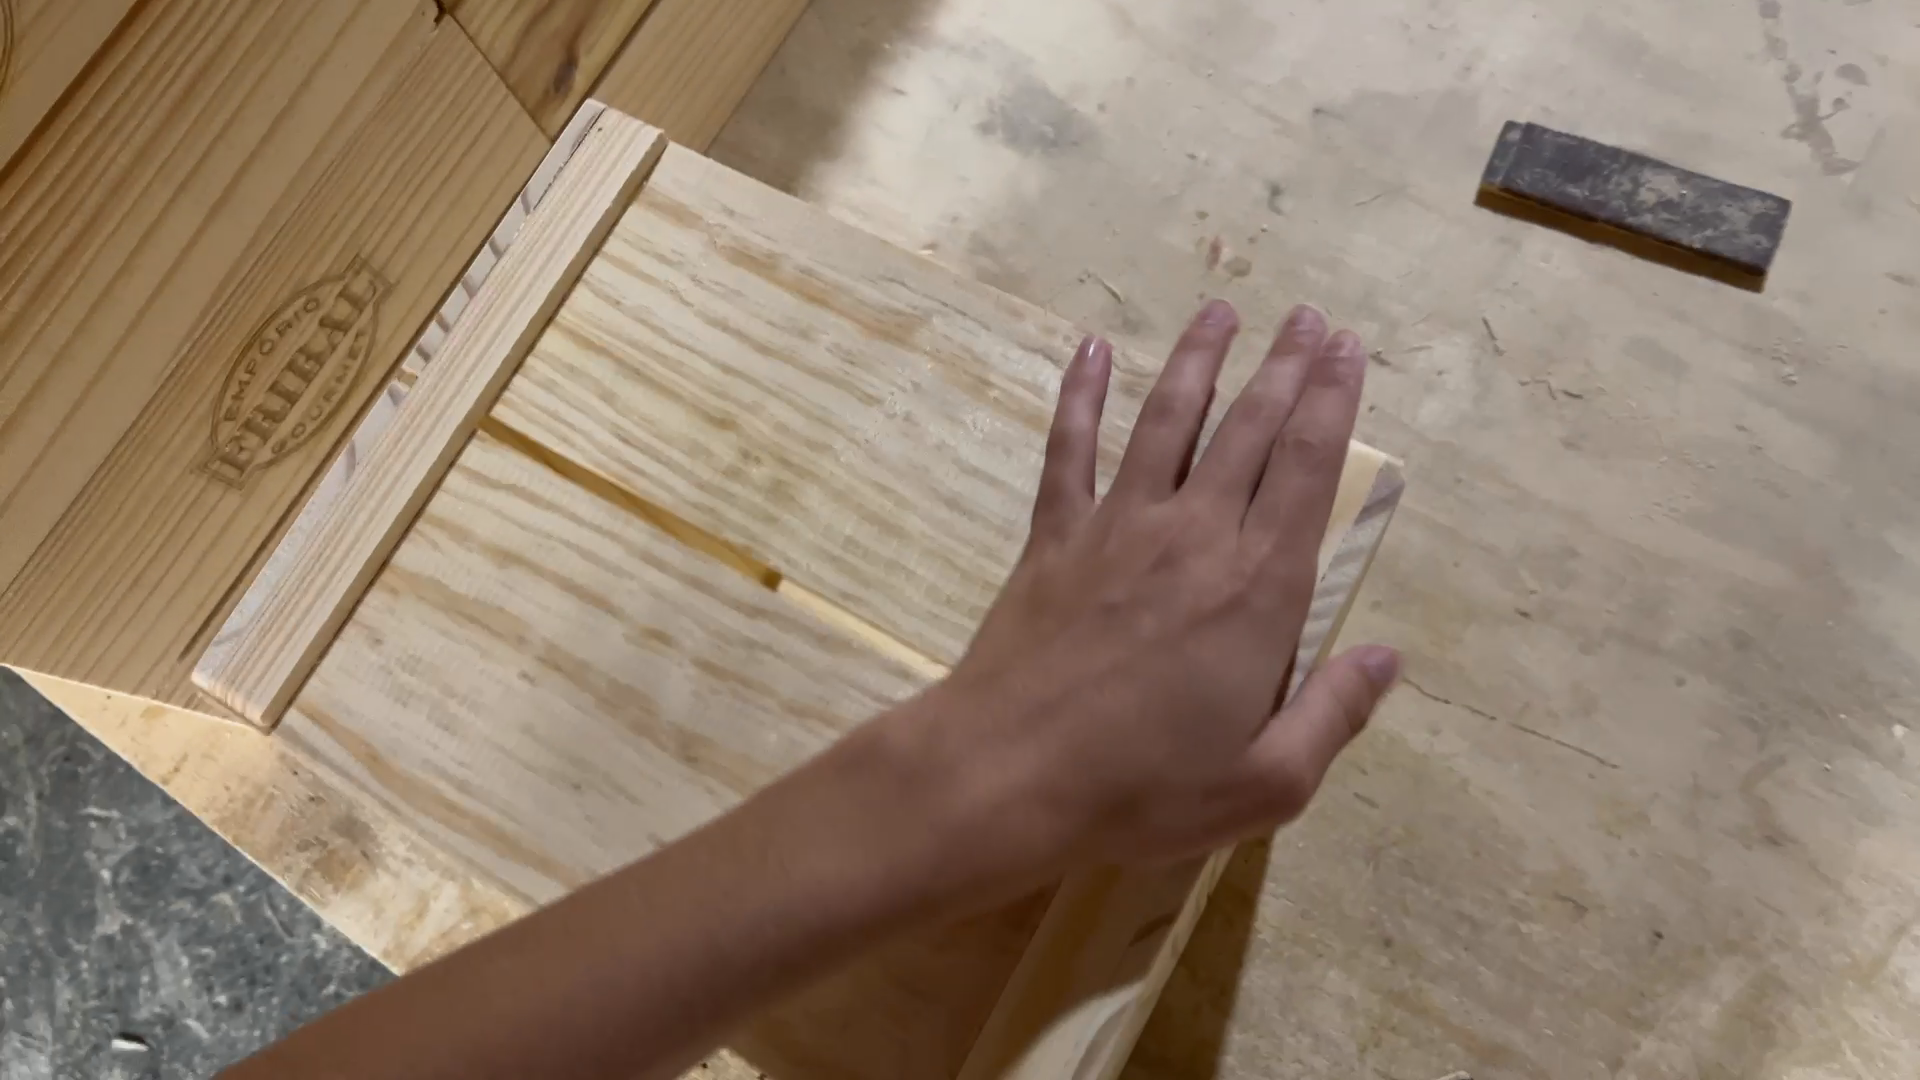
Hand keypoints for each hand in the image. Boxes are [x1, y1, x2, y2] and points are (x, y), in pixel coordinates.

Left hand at [883, 299, 1399, 893]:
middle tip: (1304, 317)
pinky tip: (1090, 350)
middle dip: (1283, 368)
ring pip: (1166, 421)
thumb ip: (1333, 713)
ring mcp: (1115, 526)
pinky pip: (1068, 449)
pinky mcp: (1053, 535)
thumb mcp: (1265, 782)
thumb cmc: (1141, 788)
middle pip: (1248, 431)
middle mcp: (1192, 535)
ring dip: (1197, 362)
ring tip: (1220, 312)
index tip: (1345, 350)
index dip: (1332, 403)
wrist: (1011, 773)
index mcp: (1257, 589)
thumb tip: (1388, 655)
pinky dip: (1079, 396)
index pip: (1308, 471)